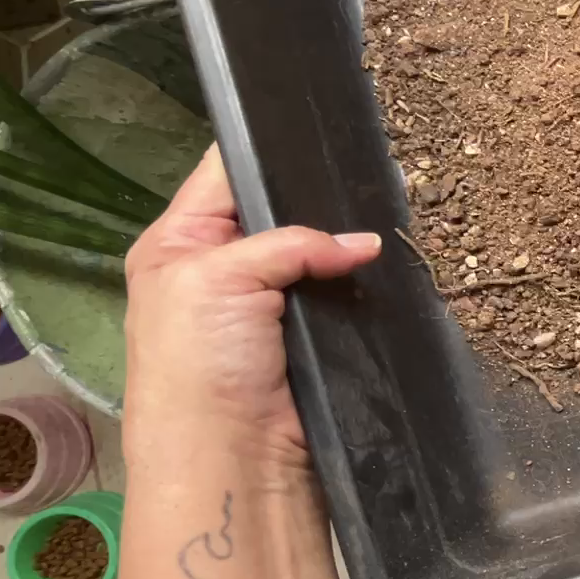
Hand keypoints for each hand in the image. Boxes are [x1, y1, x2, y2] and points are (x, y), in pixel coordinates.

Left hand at [123, 146, 381, 470]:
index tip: (321, 135)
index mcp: (182, 242)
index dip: (267, 155)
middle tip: (378, 182)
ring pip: (325, 256)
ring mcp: (280, 301)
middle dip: (327, 204)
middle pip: (287, 216)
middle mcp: (231, 266)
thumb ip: (291, 245)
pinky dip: (369, 283)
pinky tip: (395, 268)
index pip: (225, 178)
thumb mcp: (218, 280)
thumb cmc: (200, 359)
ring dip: (354, 246)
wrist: (238, 443)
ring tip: (397, 220)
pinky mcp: (321, 330)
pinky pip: (349, 294)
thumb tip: (369, 244)